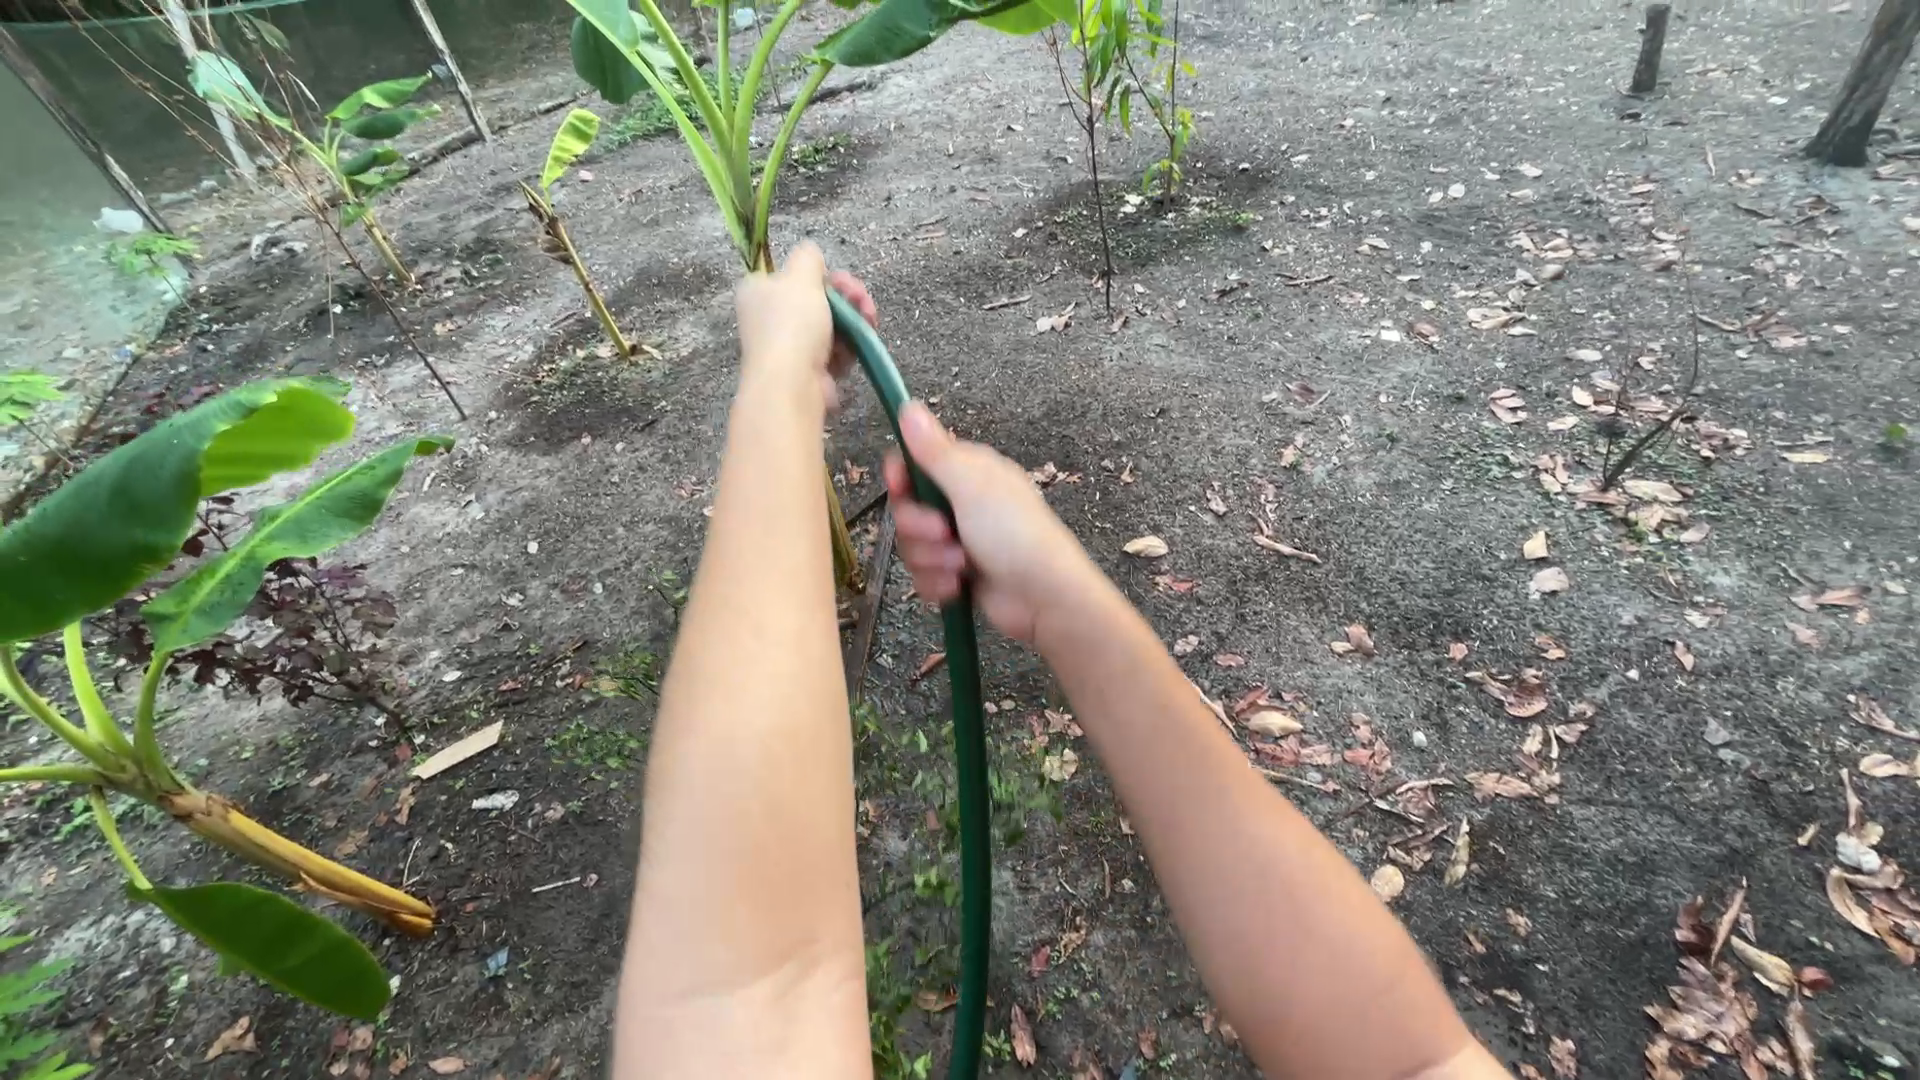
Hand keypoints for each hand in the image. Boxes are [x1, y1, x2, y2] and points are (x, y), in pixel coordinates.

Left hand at [734, 242, 876, 412]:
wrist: (793, 383)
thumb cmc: (792, 325)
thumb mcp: (800, 276)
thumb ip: (808, 256)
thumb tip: (812, 256)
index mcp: (758, 291)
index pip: (793, 276)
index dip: (822, 276)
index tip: (841, 280)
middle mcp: (770, 319)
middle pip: (818, 299)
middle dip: (848, 297)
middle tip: (863, 300)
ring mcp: (790, 347)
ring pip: (831, 325)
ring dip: (855, 320)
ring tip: (869, 321)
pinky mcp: (810, 370)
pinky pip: (836, 351)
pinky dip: (850, 347)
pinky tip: (861, 344)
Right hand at [884, 404, 1096, 642]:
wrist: (1042, 594)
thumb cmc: (1012, 532)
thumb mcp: (971, 484)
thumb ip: (934, 450)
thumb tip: (909, 406)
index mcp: (967, 473)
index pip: (914, 464)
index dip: (901, 478)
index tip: (899, 488)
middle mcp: (961, 503)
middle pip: (907, 510)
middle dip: (919, 528)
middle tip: (945, 534)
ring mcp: (958, 540)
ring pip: (913, 546)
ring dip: (931, 560)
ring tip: (961, 566)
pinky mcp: (957, 574)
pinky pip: (924, 575)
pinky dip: (938, 583)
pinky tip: (958, 586)